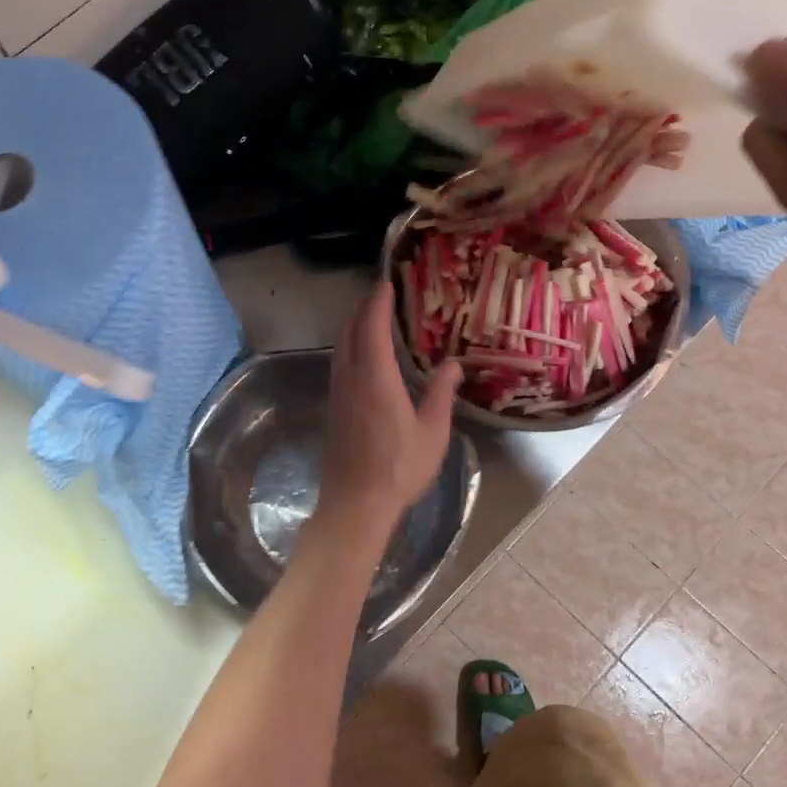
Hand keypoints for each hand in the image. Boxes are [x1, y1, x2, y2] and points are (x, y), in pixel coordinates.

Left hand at [319, 283, 461, 527]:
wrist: (356, 503)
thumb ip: (441, 395)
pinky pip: (339, 366)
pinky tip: (362, 358)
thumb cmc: (399, 469)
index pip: (372, 328)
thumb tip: (452, 365)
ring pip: (340, 349)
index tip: (386, 283)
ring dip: (353, 328)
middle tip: (380, 296)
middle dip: (362, 310)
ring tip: (370, 320)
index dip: (377, 302)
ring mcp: (338, 395)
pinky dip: (349, 349)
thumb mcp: (432, 432)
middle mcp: (351, 379)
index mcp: (376, 379)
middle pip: (349, 332)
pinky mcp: (334, 410)